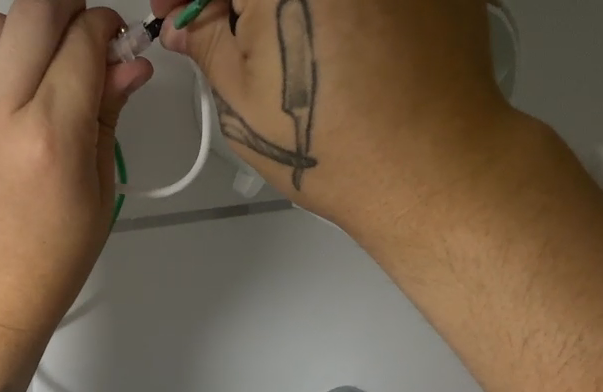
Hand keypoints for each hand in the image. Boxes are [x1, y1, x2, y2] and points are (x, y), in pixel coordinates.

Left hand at [0, 1, 152, 335]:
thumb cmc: (54, 258)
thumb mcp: (99, 189)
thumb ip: (108, 114)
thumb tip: (128, 62)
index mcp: (53, 138)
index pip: (82, 41)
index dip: (106, 28)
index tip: (115, 41)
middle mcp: (3, 119)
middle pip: (34, 12)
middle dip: (67, 10)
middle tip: (81, 35)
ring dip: (22, 27)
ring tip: (41, 62)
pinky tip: (14, 91)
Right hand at [154, 0, 521, 236]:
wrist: (425, 164)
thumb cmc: (335, 144)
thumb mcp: (242, 101)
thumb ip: (207, 45)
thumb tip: (187, 24)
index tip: (176, 8)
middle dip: (238, 0)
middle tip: (222, 25)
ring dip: (286, 10)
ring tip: (279, 42)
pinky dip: (338, 12)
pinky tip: (333, 43)